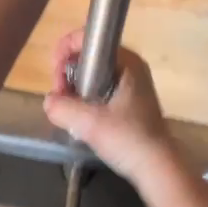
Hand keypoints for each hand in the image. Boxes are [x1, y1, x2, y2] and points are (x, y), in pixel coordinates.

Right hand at [43, 28, 176, 182]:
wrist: (157, 168)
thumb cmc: (128, 139)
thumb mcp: (89, 123)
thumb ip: (62, 107)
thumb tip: (49, 100)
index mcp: (126, 61)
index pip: (89, 38)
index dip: (65, 50)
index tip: (55, 76)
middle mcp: (131, 66)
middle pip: (89, 55)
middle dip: (68, 72)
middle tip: (59, 97)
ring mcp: (132, 83)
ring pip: (93, 73)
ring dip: (75, 87)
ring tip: (67, 108)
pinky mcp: (130, 100)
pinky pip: (100, 87)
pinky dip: (86, 96)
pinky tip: (80, 116)